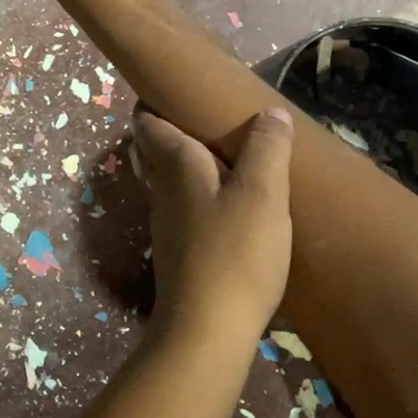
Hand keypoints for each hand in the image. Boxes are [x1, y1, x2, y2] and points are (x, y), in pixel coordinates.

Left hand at [134, 107, 294, 337]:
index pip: (147, 121)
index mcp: (176, 163)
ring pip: (170, 178)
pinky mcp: (179, 250)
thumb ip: (266, 150)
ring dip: (189, 164)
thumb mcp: (262, 195)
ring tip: (225, 156)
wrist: (206, 330)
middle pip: (157, 148)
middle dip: (173, 130)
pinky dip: (200, 194)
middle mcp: (162, 187)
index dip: (153, 102)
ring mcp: (167, 221)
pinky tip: (227, 205)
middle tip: (208, 118)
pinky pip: (184, 206)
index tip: (174, 87)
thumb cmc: (234, 253)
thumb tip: (270, 111)